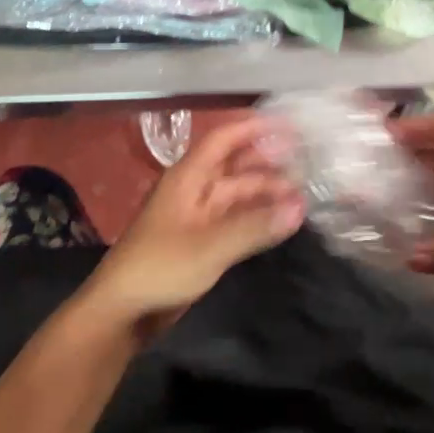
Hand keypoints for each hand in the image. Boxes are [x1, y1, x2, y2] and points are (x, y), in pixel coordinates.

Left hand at [86, 115, 304, 323]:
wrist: (124, 308)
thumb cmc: (161, 266)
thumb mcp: (211, 245)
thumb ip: (255, 226)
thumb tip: (300, 205)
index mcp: (189, 177)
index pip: (224, 139)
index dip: (253, 127)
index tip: (289, 124)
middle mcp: (195, 189)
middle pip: (235, 166)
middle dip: (268, 161)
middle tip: (309, 160)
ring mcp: (199, 216)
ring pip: (238, 194)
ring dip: (267, 192)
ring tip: (305, 192)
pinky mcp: (203, 242)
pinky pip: (236, 219)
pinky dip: (259, 216)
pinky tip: (283, 220)